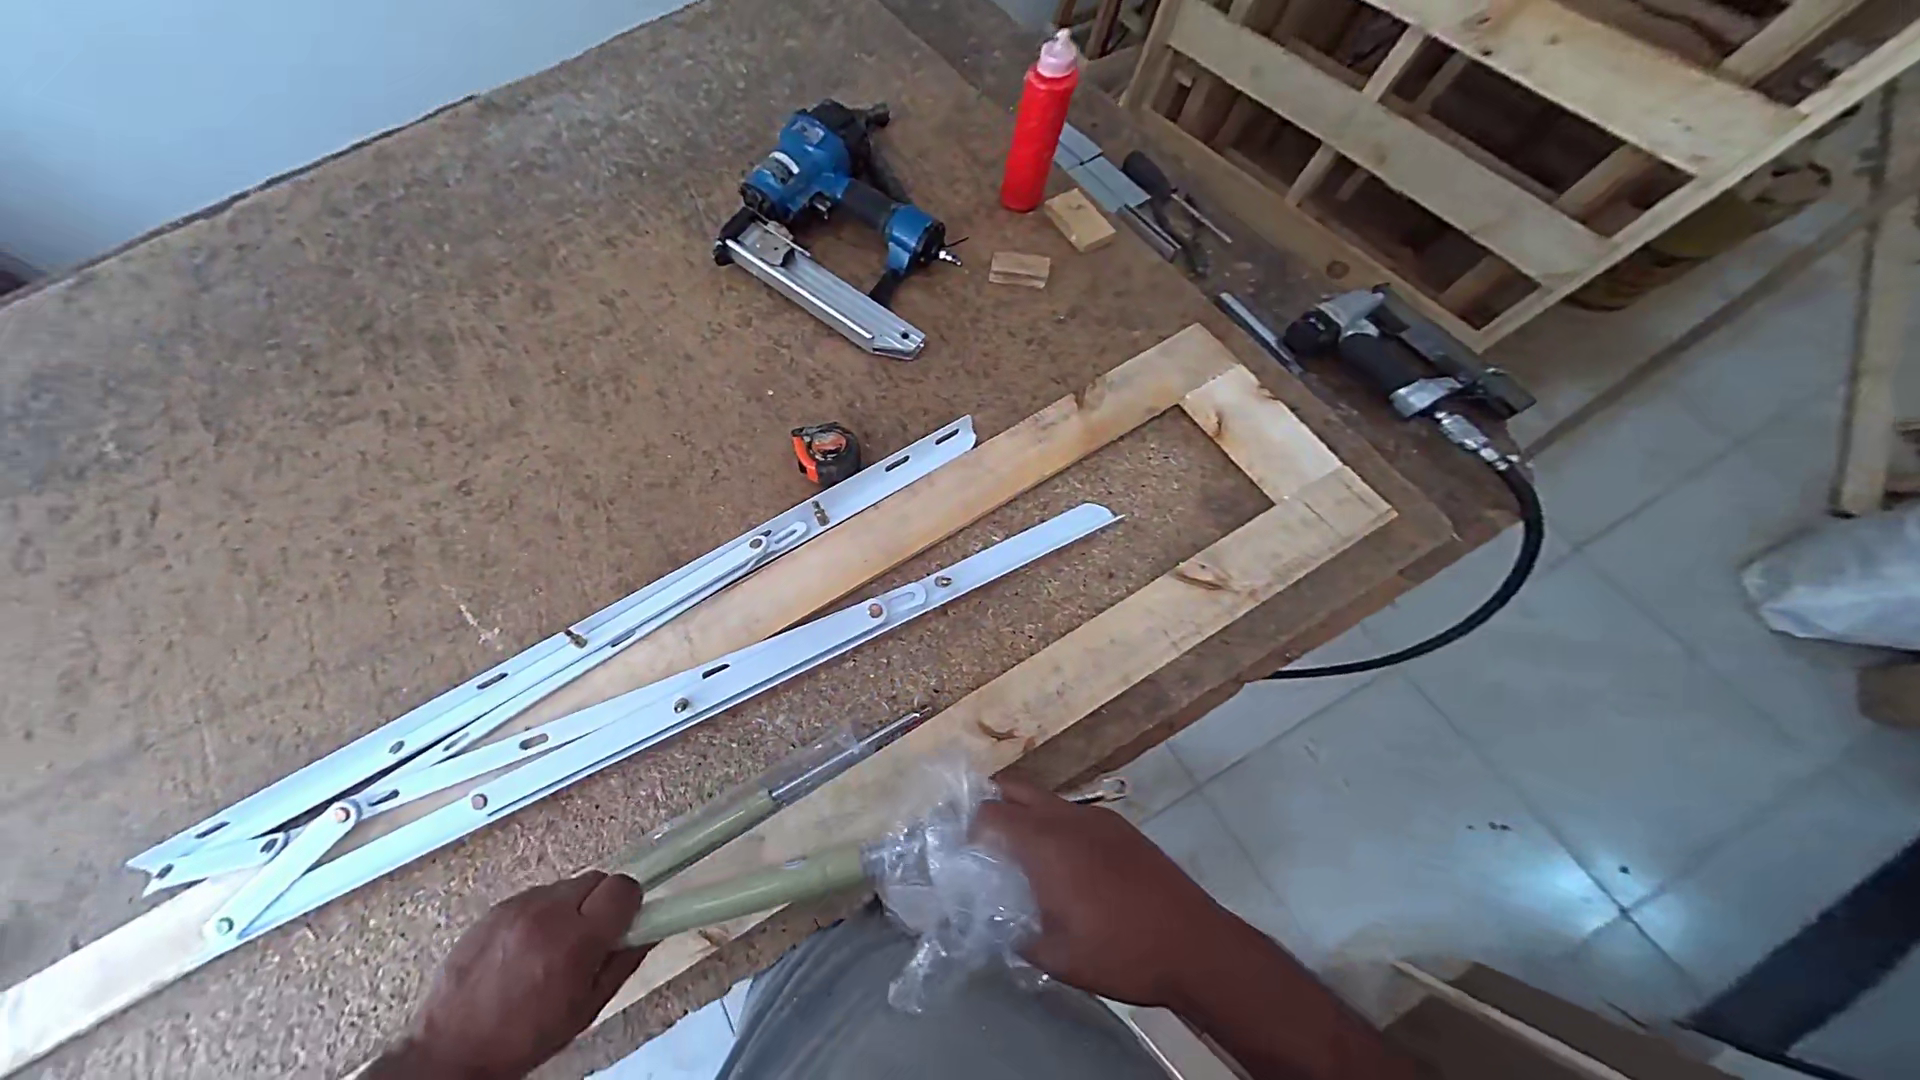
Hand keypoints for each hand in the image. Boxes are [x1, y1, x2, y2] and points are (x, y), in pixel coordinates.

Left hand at [370, 871, 650, 1079]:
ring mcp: (518, 908)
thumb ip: (625, 962)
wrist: (448, 1054)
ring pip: (567, 885)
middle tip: (590, 934)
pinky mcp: (496, 908)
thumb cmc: (521, 1039)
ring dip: (572, 905)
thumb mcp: (586, 1009)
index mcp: (576, 941)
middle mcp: (549, 915)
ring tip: (555, 942)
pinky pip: (537, 894)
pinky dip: (542, 912)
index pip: (624, 887)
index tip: (624, 920)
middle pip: (598, 879)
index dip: (628, 902)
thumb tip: (652, 930)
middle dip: (600, 902)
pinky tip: (529, 944)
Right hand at [972, 775, 1254, 1008]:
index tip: (962, 854)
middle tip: (982, 840)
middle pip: (1014, 788)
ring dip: (1025, 815)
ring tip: (1021, 855)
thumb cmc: (1120, 950)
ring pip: (1046, 799)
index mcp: (1044, 842)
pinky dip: (1056, 825)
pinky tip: (1066, 864)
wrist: (1195, 944)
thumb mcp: (1055, 956)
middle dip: (991, 805)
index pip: (989, 813)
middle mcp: (1067, 817)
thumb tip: (987, 923)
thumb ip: (1012, 934)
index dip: (968, 828)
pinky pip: (1074, 813)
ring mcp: (1097, 818)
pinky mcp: (1120, 827)